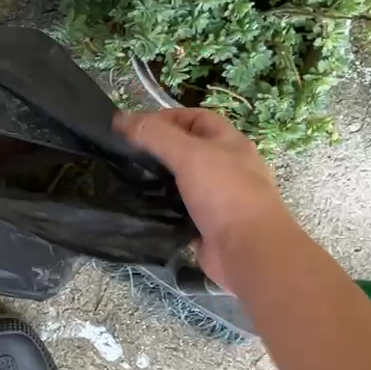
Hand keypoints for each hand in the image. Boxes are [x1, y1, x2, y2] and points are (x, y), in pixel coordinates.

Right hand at [114, 108, 299, 289]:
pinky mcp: (204, 223)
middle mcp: (225, 167)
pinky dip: (159, 206)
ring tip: (126, 178)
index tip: (134, 128)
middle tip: (125, 154)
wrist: (249, 252)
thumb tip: (121, 118)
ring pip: (180, 180)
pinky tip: (139, 205)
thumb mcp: (189, 154)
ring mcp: (216, 197)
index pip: (196, 118)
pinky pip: (177, 208)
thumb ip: (155, 135)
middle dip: (157, 149)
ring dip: (156, 179)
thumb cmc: (225, 194)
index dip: (166, 117)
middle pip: (186, 149)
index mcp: (229, 143)